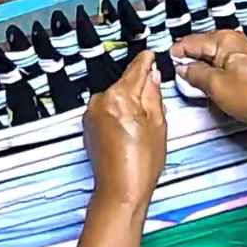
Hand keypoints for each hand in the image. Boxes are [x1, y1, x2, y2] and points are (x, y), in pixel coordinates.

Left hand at [83, 51, 166, 213]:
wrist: (120, 192)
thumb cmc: (140, 165)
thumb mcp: (158, 125)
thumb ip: (154, 94)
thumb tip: (152, 76)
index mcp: (120, 96)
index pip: (136, 69)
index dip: (146, 60)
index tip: (150, 54)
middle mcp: (101, 100)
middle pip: (126, 83)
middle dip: (140, 89)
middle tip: (154, 107)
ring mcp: (92, 112)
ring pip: (116, 96)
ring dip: (128, 102)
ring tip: (142, 126)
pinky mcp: (88, 124)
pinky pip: (107, 108)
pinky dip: (118, 112)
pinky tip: (129, 130)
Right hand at [172, 30, 246, 128]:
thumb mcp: (216, 86)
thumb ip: (195, 74)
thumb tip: (182, 68)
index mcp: (223, 39)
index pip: (190, 42)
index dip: (176, 53)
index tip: (165, 63)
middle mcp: (232, 40)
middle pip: (201, 46)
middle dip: (187, 59)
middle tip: (174, 74)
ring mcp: (240, 51)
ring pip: (210, 55)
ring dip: (199, 66)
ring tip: (189, 80)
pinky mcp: (245, 63)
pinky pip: (220, 62)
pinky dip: (211, 70)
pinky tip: (208, 81)